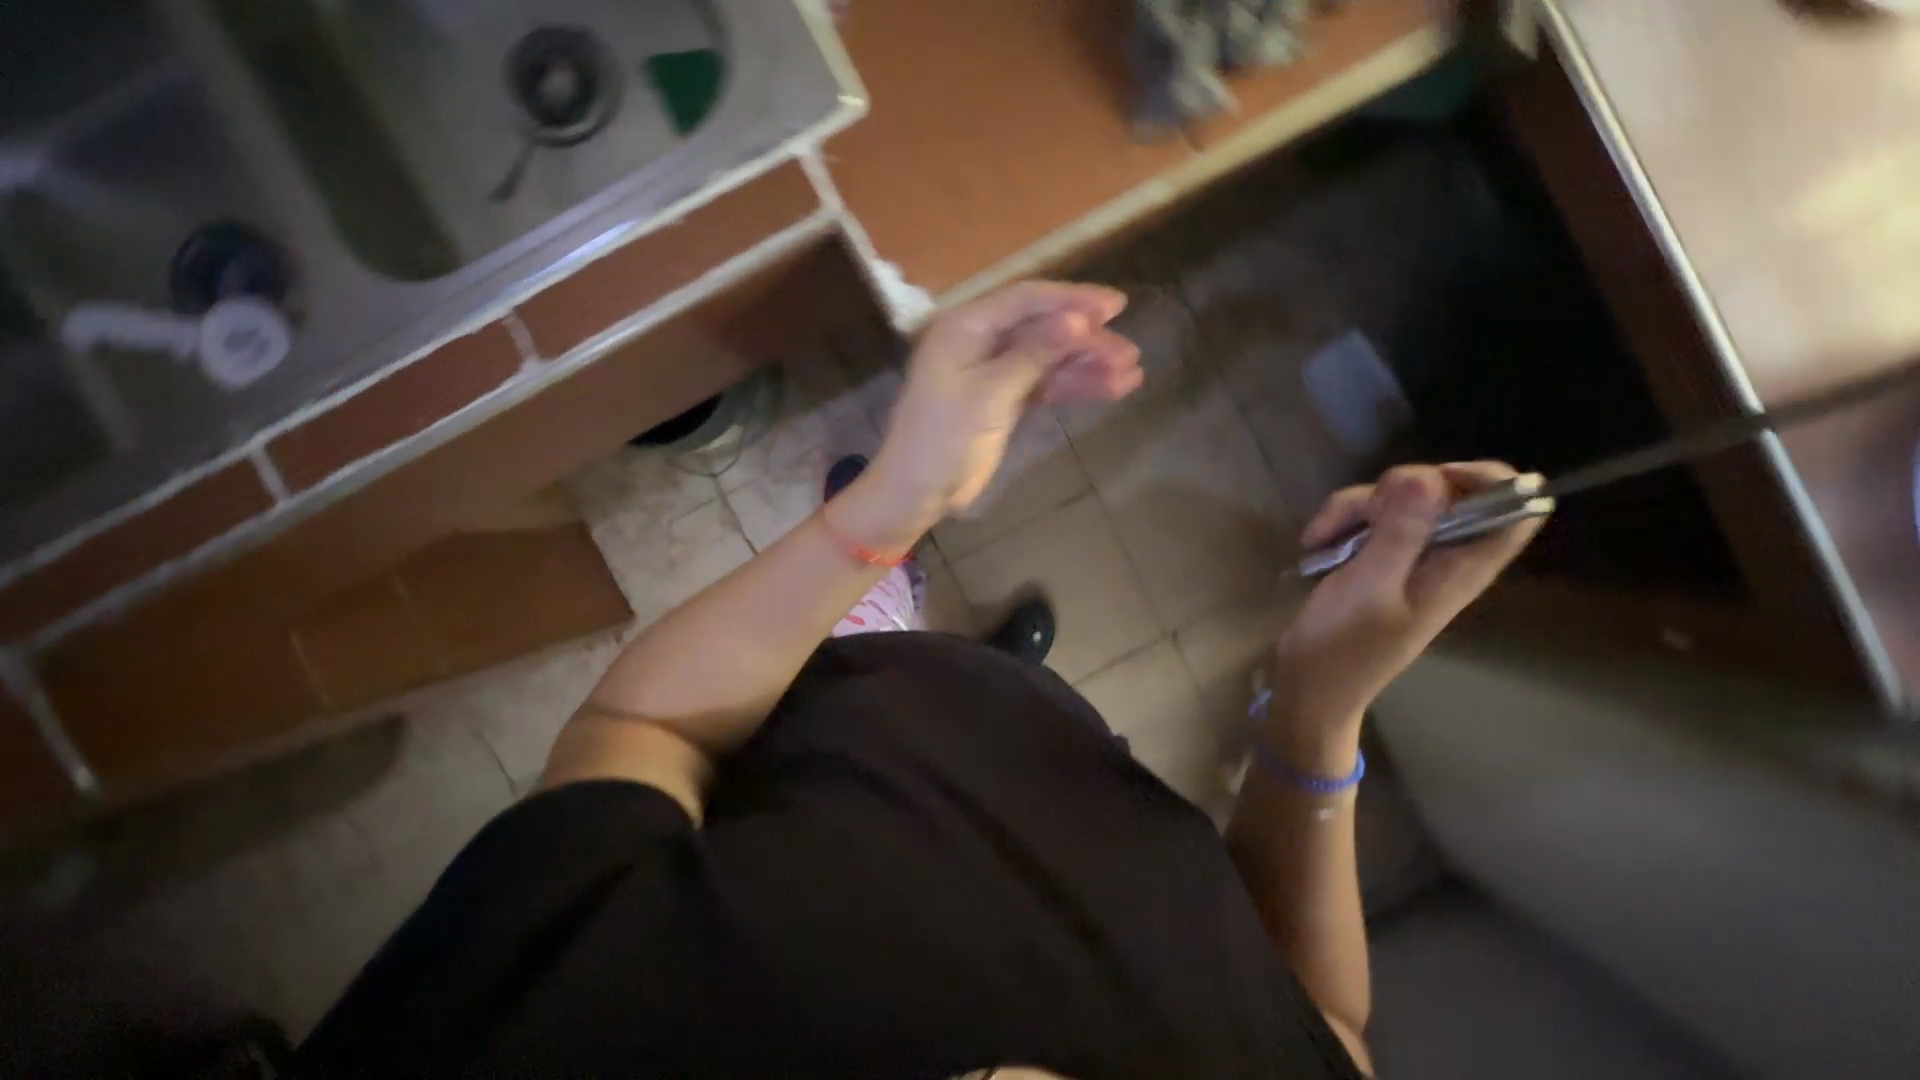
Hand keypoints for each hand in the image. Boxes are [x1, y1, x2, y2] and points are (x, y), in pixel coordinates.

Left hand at [851, 281, 1142, 541]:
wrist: (918, 490)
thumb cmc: (944, 435)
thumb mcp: (990, 392)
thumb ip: (1034, 354)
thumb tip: (1079, 320)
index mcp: (966, 327)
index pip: (1026, 300)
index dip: (1072, 301)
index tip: (1116, 306)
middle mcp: (980, 341)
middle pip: (1042, 329)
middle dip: (1087, 340)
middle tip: (1130, 352)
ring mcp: (992, 371)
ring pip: (1048, 358)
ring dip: (1088, 365)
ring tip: (1131, 373)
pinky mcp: (1003, 401)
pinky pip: (1044, 384)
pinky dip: (1074, 386)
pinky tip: (1111, 388)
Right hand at [1274, 462, 1546, 734]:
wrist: (1310, 687)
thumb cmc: (1343, 646)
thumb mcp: (1369, 586)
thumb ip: (1402, 532)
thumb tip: (1425, 476)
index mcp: (1462, 567)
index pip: (1515, 507)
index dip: (1484, 480)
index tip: (1429, 482)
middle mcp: (1446, 556)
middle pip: (1445, 491)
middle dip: (1394, 490)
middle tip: (1362, 516)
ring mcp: (1411, 556)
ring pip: (1398, 499)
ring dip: (1355, 506)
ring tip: (1319, 538)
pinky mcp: (1379, 559)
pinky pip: (1371, 518)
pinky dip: (1342, 520)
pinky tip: (1316, 544)